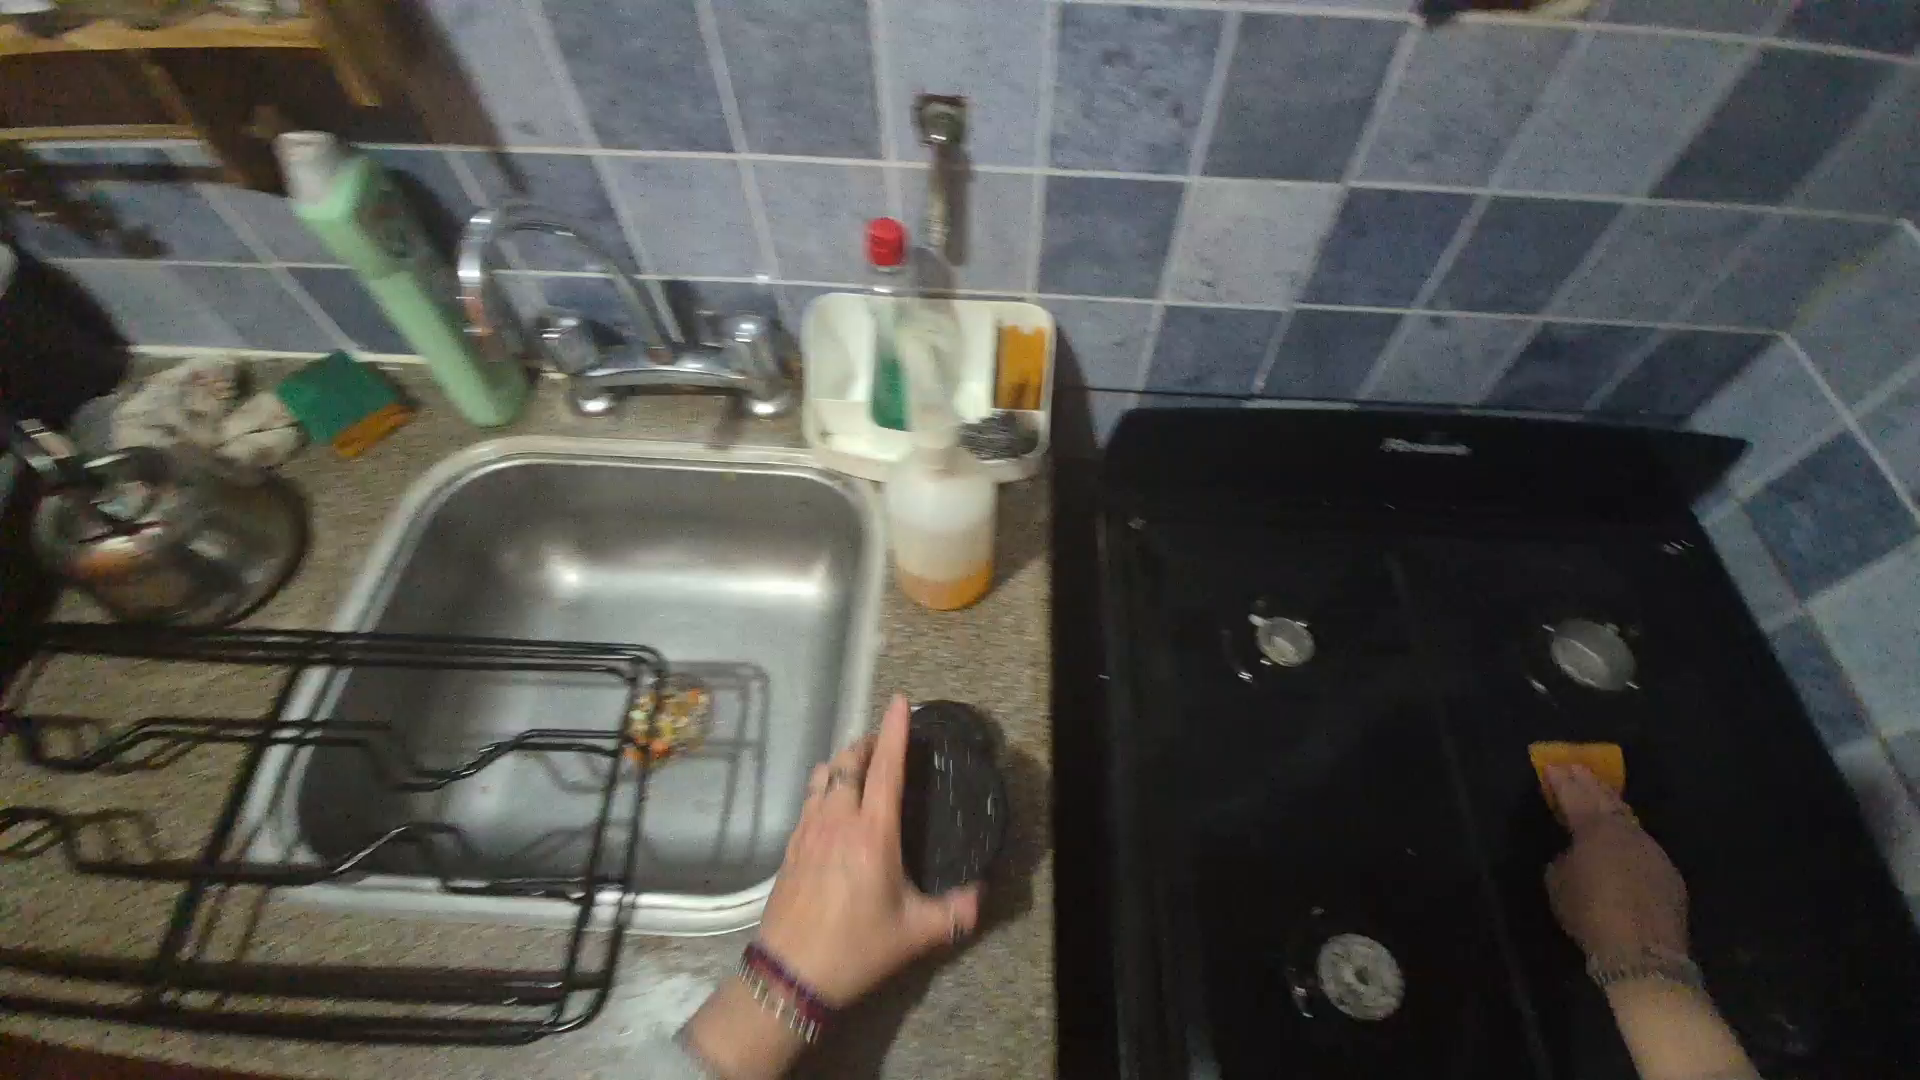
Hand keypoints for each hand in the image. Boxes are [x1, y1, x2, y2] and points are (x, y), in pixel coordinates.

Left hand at [755, 694, 982, 1004]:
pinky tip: (833, 806)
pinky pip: (809, 797)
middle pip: (848, 759)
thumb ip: (953, 913)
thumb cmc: (855, 948)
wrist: (789, 975)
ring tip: (860, 769)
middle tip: (886, 746)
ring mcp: (809, 829)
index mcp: (872, 832)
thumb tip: (982, 897)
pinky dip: (825, 785)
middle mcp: (838, 819)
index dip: (894, 730)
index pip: (886, 767)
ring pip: (824, 773)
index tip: (900, 701)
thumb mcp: (914, 933)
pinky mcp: (791, 845)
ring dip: (843, 762)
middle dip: (868, 743)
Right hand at [1543, 765, 1688, 961]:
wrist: (1642, 953)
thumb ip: (1566, 857)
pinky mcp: (1668, 875)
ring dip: (1612, 804)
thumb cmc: (1588, 911)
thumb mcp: (1558, 879)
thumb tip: (1575, 853)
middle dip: (1590, 784)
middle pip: (1607, 801)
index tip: (1554, 765)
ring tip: (1600, 792)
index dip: (1562, 781)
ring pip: (1630, 820)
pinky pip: (1643, 842)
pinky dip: (1628, 830)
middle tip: (1578, 768)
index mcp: (1595, 830)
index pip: (1574, 797)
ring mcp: (1653, 853)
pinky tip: (1623, 831)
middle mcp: (1627, 834)